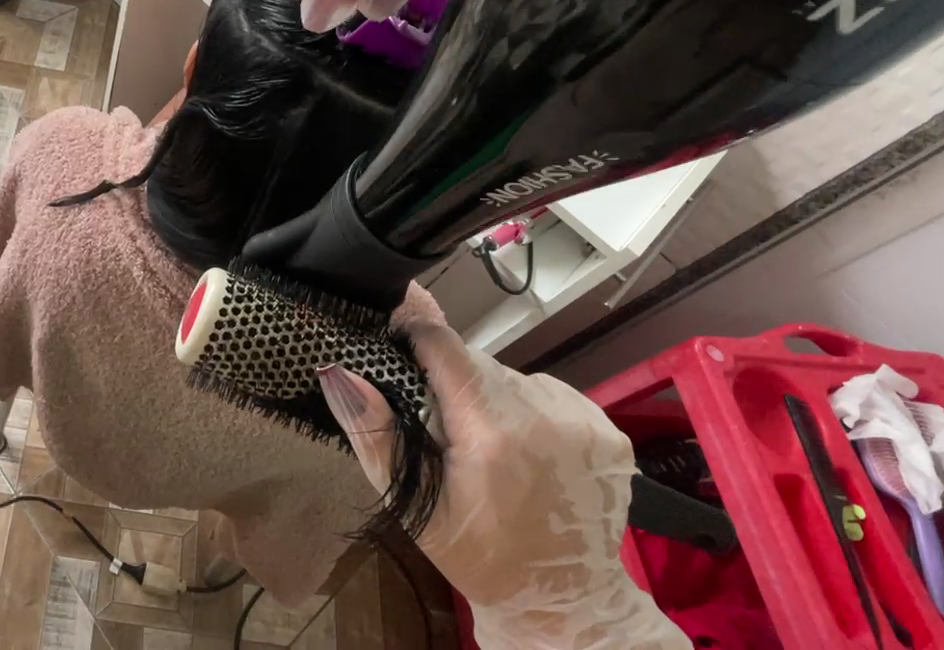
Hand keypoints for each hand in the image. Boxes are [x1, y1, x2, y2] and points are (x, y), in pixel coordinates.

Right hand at [318, 323, 686, 648]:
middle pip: (476, 362)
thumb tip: (336, 371)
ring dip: (492, 396)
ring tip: (490, 445)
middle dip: (452, 382)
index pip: (442, 343)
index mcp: (489, 429)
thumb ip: (374, 433)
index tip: (400, 353)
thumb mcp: (414, 504)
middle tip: (446, 430)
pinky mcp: (607, 428)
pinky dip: (532, 410)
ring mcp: (582, 419)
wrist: (569, 604)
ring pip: (512, 376)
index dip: (415, 339)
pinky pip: (550, 393)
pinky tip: (530, 450)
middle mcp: (541, 412)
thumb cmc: (479, 556)